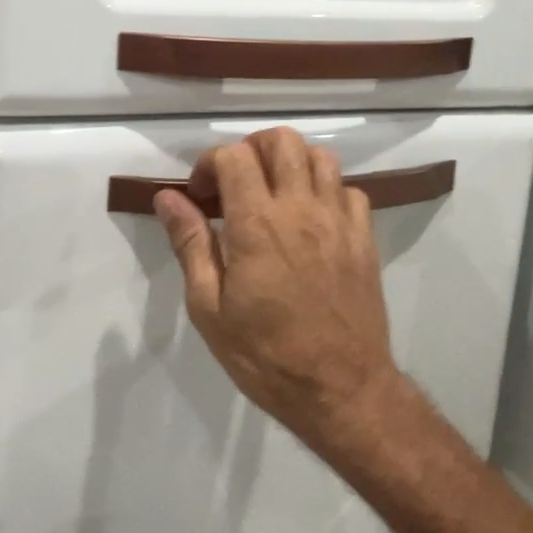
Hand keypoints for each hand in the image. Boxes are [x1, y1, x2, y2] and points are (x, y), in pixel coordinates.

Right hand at [155, 127, 403, 443]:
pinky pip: (349, 189)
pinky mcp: (365, 238)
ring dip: (290, 164)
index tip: (201, 196)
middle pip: (282, 141)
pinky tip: (311, 219)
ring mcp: (339, 220)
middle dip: (251, 149)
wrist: (342, 391)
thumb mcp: (209, 308)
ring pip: (320, 157)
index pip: (234, 156)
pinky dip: (326, 191)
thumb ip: (190, 244)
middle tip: (235, 184)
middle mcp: (301, 209)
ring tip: (273, 195)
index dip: (210, 164)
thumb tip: (168, 197)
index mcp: (257, 224)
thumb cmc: (266, 356)